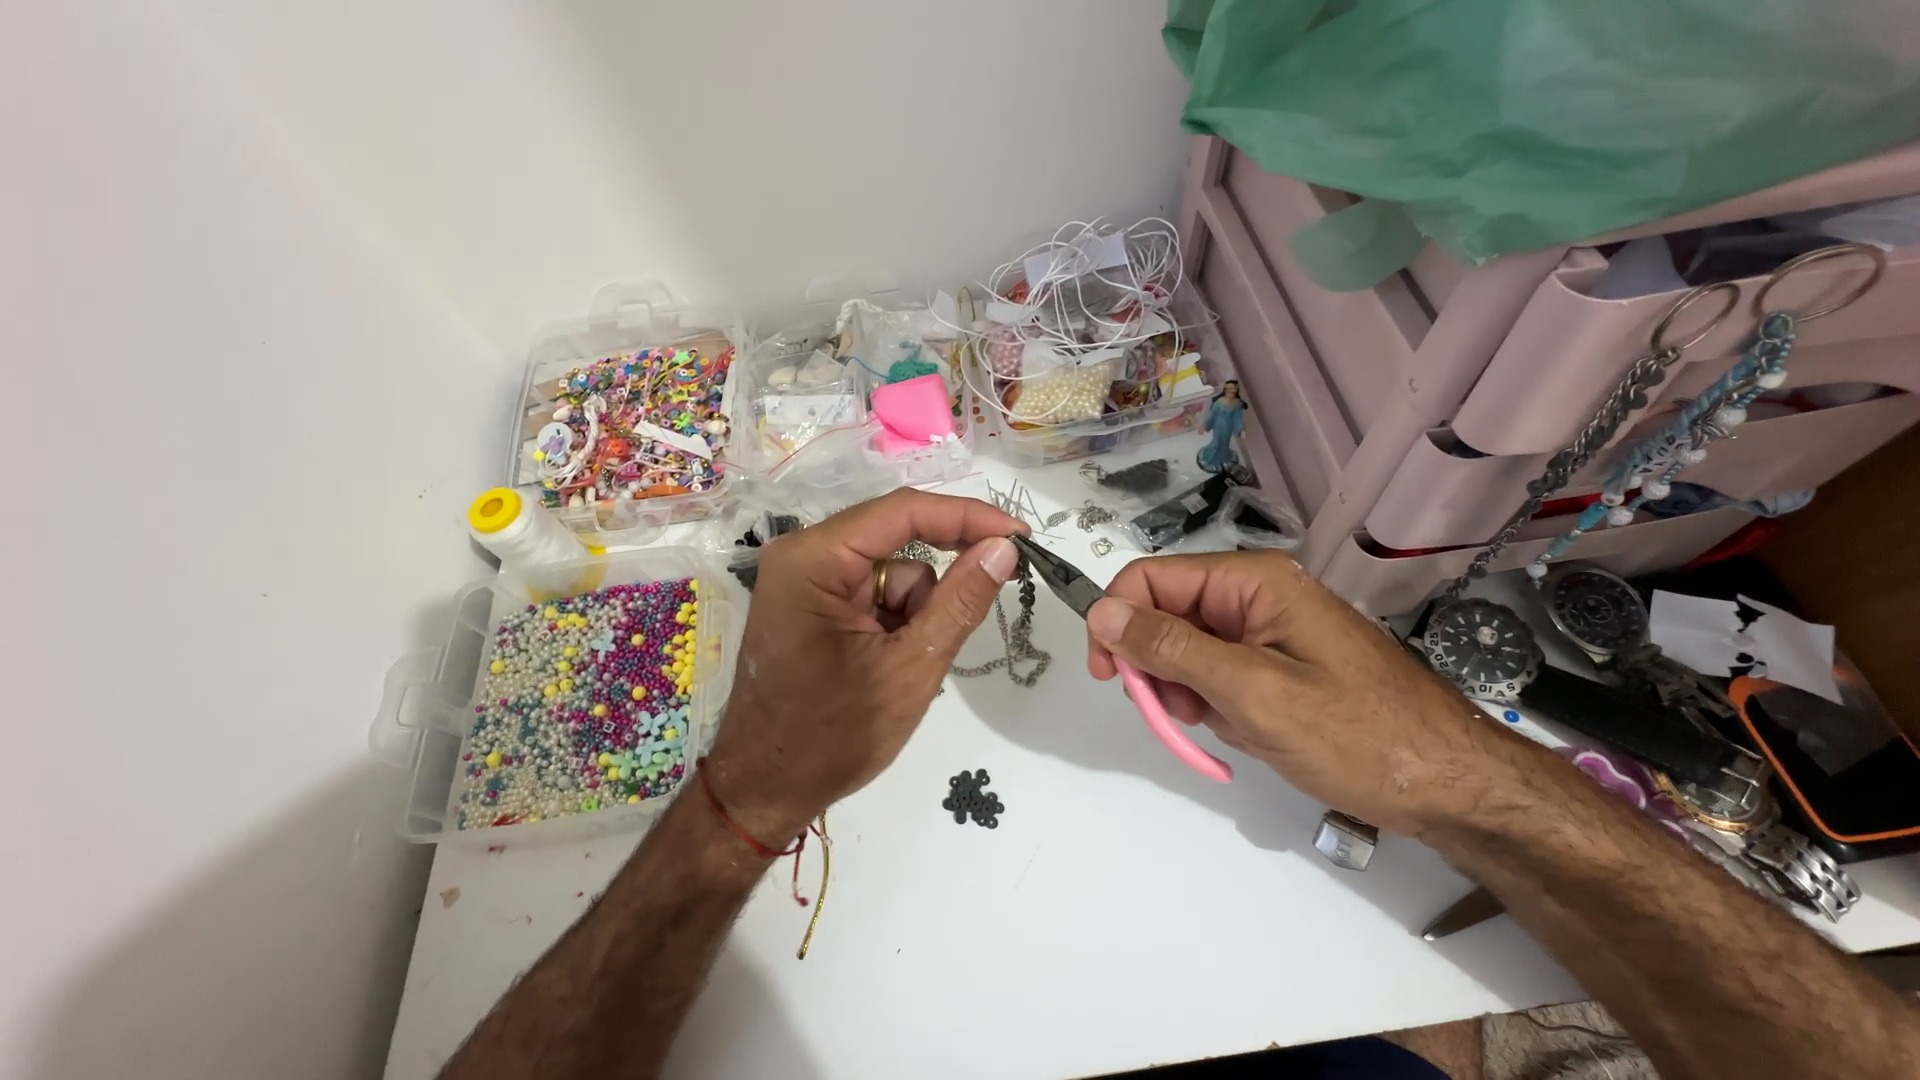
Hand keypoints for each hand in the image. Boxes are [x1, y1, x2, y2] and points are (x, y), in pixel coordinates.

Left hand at [704, 489, 1024, 847]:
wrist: (767, 791)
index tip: (1020, 536)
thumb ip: (960, 602)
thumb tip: (1004, 548)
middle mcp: (802, 556)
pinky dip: (898, 622)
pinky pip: (875, 593)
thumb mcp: (910, 669)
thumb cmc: (832, 737)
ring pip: (892, 571)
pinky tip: (889, 664)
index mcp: (812, 559)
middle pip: (896, 537)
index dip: (967, 517)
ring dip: (917, 609)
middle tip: (995, 585)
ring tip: (908, 664)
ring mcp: (805, 581)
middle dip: (942, 571)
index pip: (902, 512)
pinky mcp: (813, 606)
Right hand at [1085, 550, 1521, 836]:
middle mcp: (1257, 596)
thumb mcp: (1251, 691)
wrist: (1448, 786)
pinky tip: (1245, 732)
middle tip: (1176, 714)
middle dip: (1158, 665)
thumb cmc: (1355, 735)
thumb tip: (1101, 611)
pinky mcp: (1277, 666)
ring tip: (1222, 726)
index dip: (1117, 621)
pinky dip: (1215, 706)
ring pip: (1187, 651)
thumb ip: (1171, 649)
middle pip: (1166, 614)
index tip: (1109, 678)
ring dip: (1186, 691)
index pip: (1152, 578)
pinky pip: (1218, 676)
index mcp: (1253, 582)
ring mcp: (1268, 632)